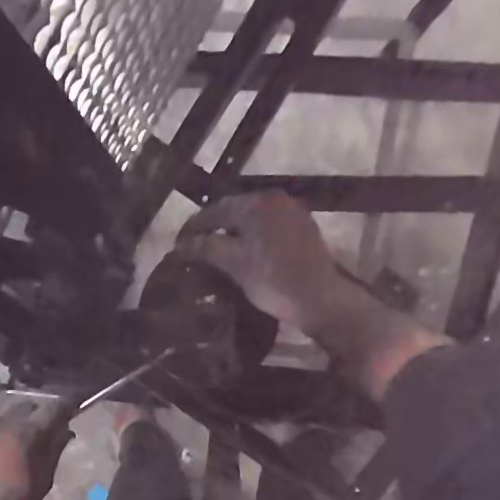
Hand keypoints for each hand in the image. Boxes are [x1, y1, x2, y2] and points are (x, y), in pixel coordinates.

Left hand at [0, 400, 74, 499]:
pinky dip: (12, 428)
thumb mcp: (45, 478)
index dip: (67, 408)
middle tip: (54, 430)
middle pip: (32, 405)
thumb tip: (65, 432)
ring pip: (14, 412)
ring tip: (34, 440)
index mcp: (29, 430)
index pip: (55, 406)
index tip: (75, 412)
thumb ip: (55, 450)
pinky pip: (0, 423)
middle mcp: (7, 420)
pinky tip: (14, 448)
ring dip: (26, 420)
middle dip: (44, 413)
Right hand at [176, 192, 445, 398]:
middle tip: (194, 247)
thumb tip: (182, 244)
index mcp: (256, 204)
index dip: (193, 227)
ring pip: (252, 218)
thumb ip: (207, 249)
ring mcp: (291, 212)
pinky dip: (251, 235)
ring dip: (233, 231)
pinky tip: (243, 252)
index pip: (214, 210)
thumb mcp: (235, 265)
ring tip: (216, 250)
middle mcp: (274, 200)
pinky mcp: (302, 227)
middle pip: (234, 210)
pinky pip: (268, 226)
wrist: (321, 299)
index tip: (178, 243)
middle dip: (212, 227)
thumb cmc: (274, 282)